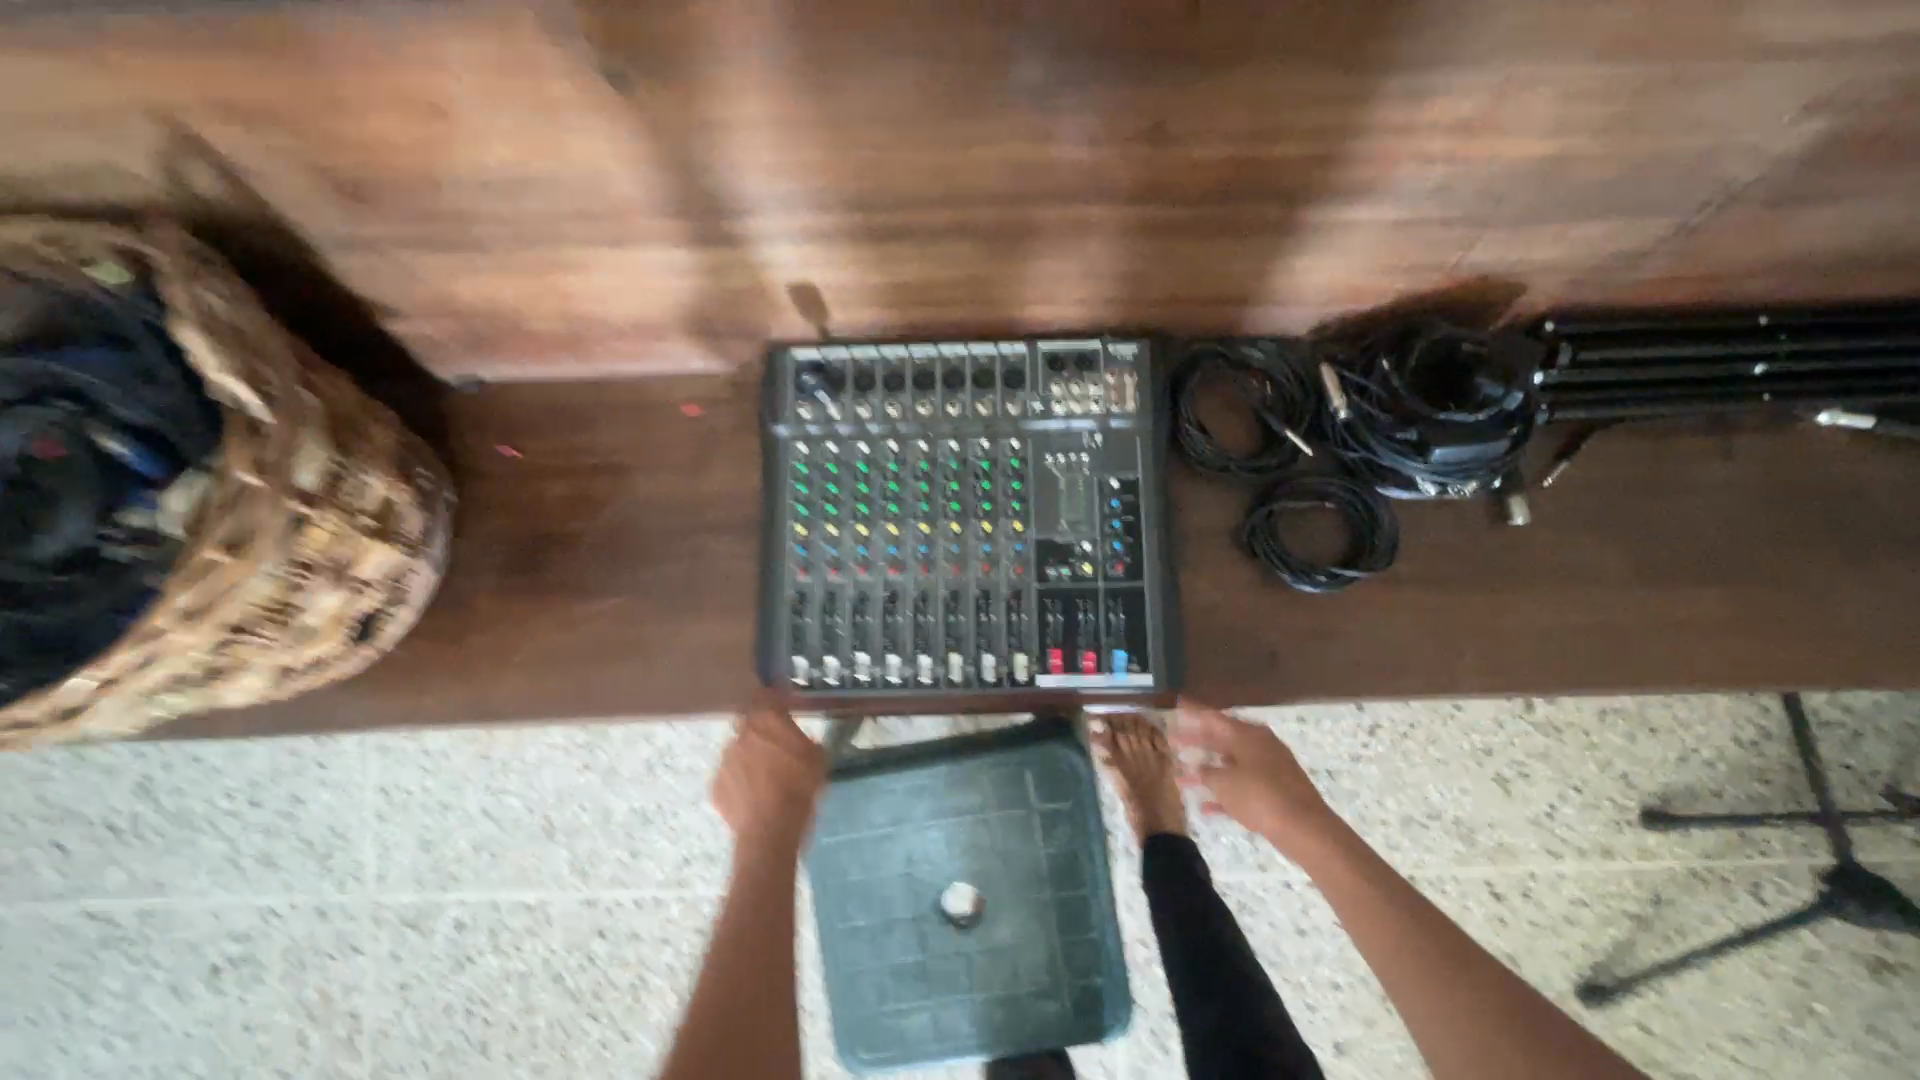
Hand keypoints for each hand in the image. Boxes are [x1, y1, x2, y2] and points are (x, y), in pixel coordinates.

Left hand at [711, 693, 827, 851]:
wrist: (770, 829)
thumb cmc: (800, 788)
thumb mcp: (818, 759)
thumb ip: (806, 742)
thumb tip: (802, 741)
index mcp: (767, 721)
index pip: (766, 695)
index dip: (774, 695)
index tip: (781, 701)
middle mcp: (741, 734)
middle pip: (749, 723)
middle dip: (761, 730)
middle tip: (777, 746)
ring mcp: (724, 760)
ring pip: (737, 751)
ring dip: (750, 757)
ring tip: (766, 777)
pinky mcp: (715, 785)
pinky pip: (730, 776)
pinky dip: (740, 781)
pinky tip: (754, 796)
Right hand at [1170, 699, 1341, 859]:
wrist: (1304, 828)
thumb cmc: (1259, 796)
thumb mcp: (1224, 782)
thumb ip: (1206, 772)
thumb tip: (1198, 768)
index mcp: (1247, 735)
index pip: (1214, 717)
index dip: (1194, 711)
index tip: (1177, 703)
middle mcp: (1259, 746)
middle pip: (1222, 740)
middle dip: (1197, 742)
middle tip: (1173, 740)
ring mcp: (1269, 769)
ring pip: (1231, 765)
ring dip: (1207, 772)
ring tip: (1181, 778)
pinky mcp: (1275, 792)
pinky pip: (1243, 788)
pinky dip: (1225, 794)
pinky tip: (1205, 807)